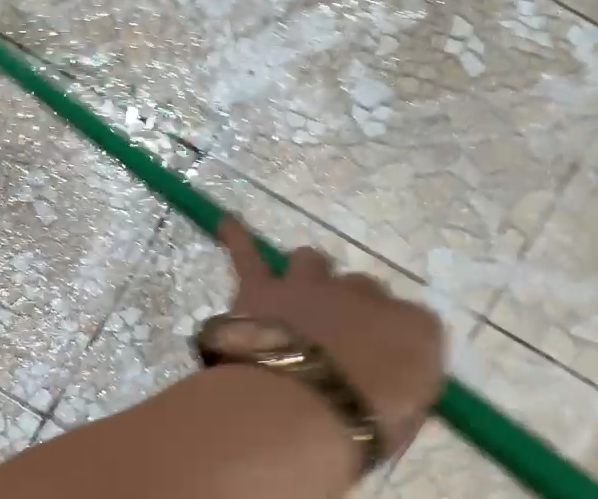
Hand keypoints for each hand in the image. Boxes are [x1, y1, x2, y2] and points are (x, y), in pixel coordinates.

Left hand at [219, 218, 445, 456]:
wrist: (299, 399)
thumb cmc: (364, 419)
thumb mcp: (409, 414)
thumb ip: (400, 381)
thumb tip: (386, 376)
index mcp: (413, 328)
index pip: (417, 320)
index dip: (399, 336)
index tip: (391, 355)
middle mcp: (362, 295)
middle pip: (362, 287)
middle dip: (354, 305)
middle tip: (341, 331)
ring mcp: (308, 285)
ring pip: (310, 260)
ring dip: (307, 273)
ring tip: (299, 291)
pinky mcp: (260, 286)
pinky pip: (246, 252)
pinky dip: (237, 237)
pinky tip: (228, 224)